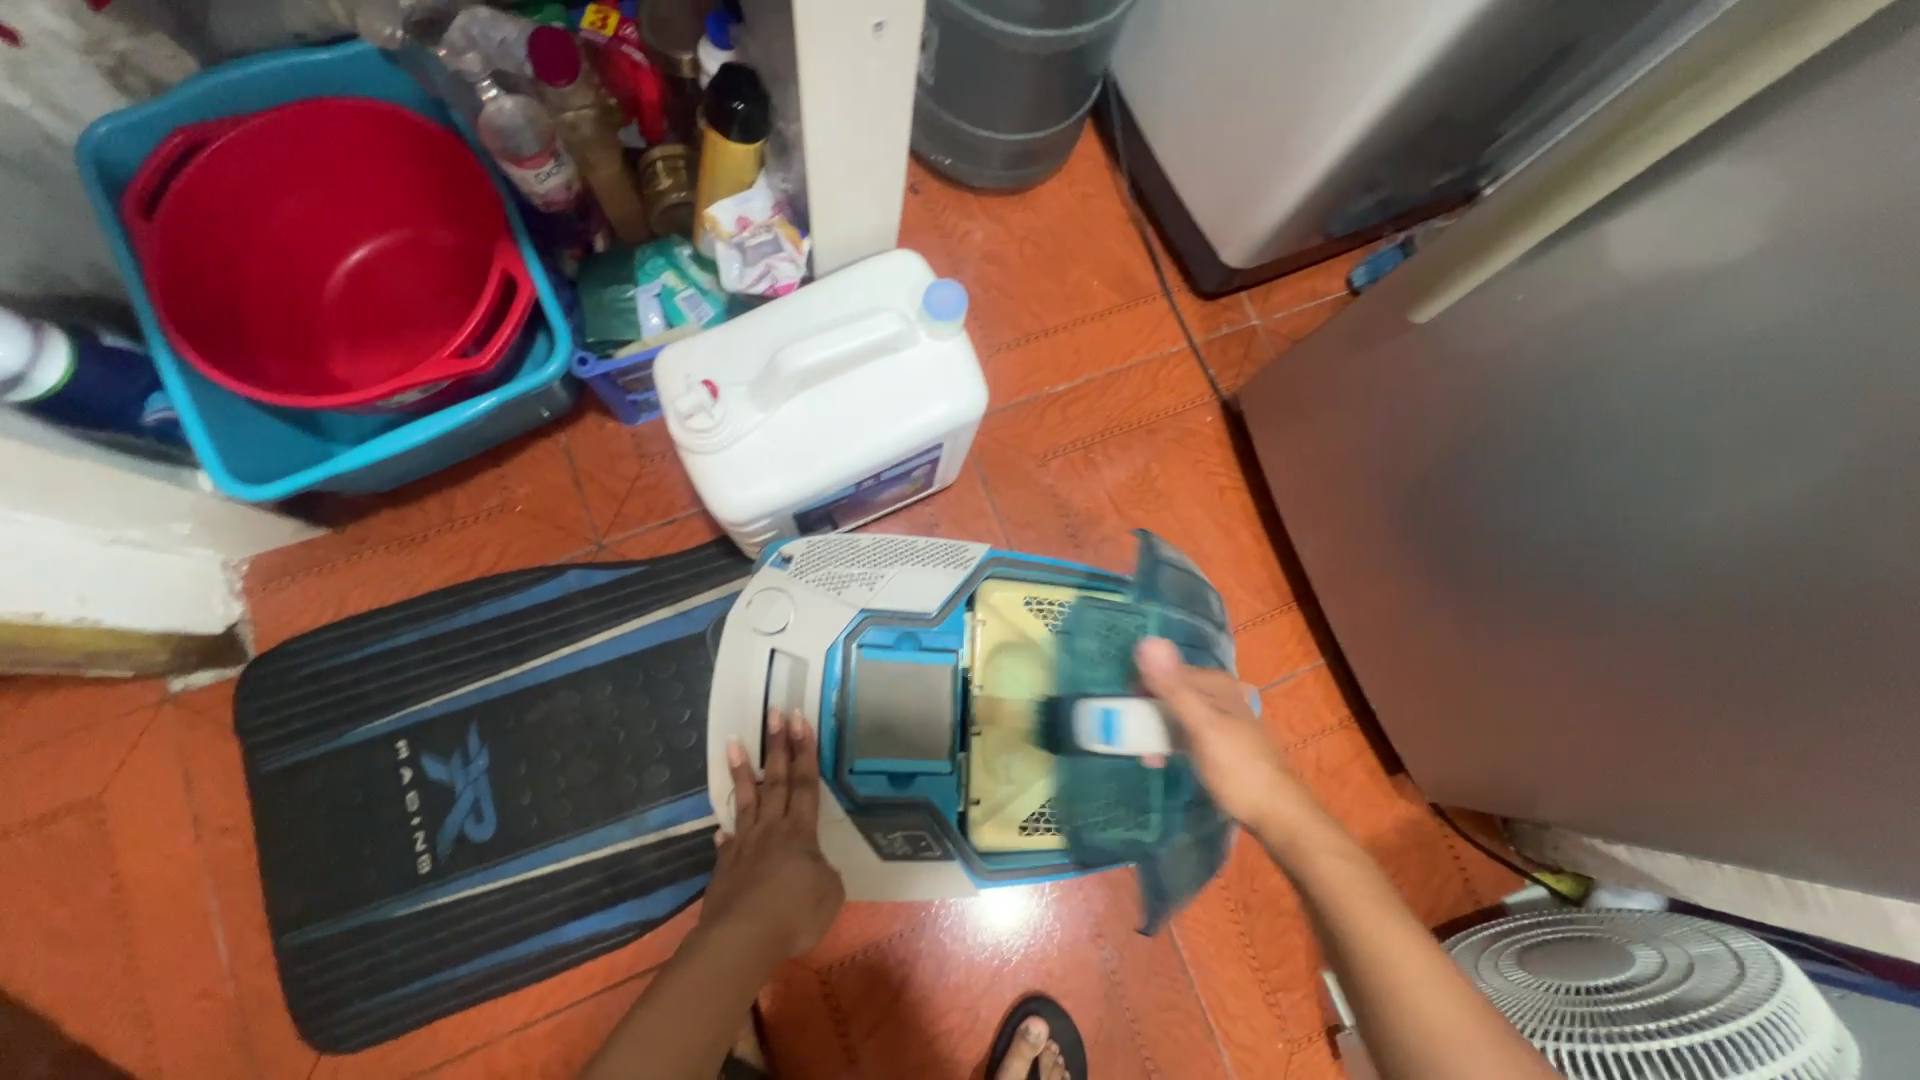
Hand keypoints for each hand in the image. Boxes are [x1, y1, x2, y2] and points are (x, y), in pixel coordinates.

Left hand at [702, 708, 844, 960]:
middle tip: (775, 712)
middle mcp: (772, 830)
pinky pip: (728, 843)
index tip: (800, 719)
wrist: (742, 939)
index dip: (805, 750)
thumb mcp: (830, 894)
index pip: (806, 783)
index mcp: (801, 832)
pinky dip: (728, 833)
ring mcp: (744, 846)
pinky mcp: (725, 868)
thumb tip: (810, 866)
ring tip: (734, 741)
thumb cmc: (794, 914)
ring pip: (746, 800)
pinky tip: (722, 829)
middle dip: (778, 745)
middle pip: (777, 780)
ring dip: (743, 771)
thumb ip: (824, 873)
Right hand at [1134, 637, 1309, 835]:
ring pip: (1176, 715)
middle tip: (1130, 737)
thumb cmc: (1238, 768)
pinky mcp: (1218, 745)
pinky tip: (1160, 760)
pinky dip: (1169, 743)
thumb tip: (1147, 641)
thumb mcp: (1202, 726)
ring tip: (1144, 755)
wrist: (1276, 814)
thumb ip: (1174, 688)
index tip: (1122, 710)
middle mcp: (1219, 696)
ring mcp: (1220, 721)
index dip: (1142, 687)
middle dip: (1148, 712)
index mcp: (1216, 685)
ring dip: (1156, 730)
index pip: (1168, 671)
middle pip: (1171, 693)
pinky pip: (1184, 734)